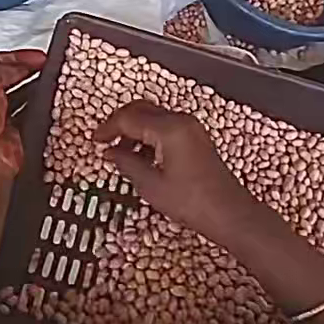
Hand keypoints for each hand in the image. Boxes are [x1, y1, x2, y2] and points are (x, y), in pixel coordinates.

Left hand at [0, 49, 45, 181]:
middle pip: (10, 81)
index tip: (38, 56)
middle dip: (28, 72)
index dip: (18, 57)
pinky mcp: (15, 137)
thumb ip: (4, 68)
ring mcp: (0, 121)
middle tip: (47, 67)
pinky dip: (41, 112)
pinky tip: (49, 105)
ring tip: (52, 83)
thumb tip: (21, 65)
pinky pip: (32, 119)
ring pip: (23, 99)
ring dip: (36, 91)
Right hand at [95, 102, 266, 242]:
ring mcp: (191, 128)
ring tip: (120, 154)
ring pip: (154, 117)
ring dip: (134, 130)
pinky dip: (149, 136)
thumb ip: (126, 163)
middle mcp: (181, 121)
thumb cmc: (192, 202)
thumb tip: (110, 152)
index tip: (95, 140)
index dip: (108, 128)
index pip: (129, 118)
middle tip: (104, 140)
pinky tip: (141, 157)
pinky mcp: (196, 139)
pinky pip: (166, 127)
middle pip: (141, 110)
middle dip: (120, 123)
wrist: (229, 213)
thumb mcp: (151, 185)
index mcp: (169, 129)